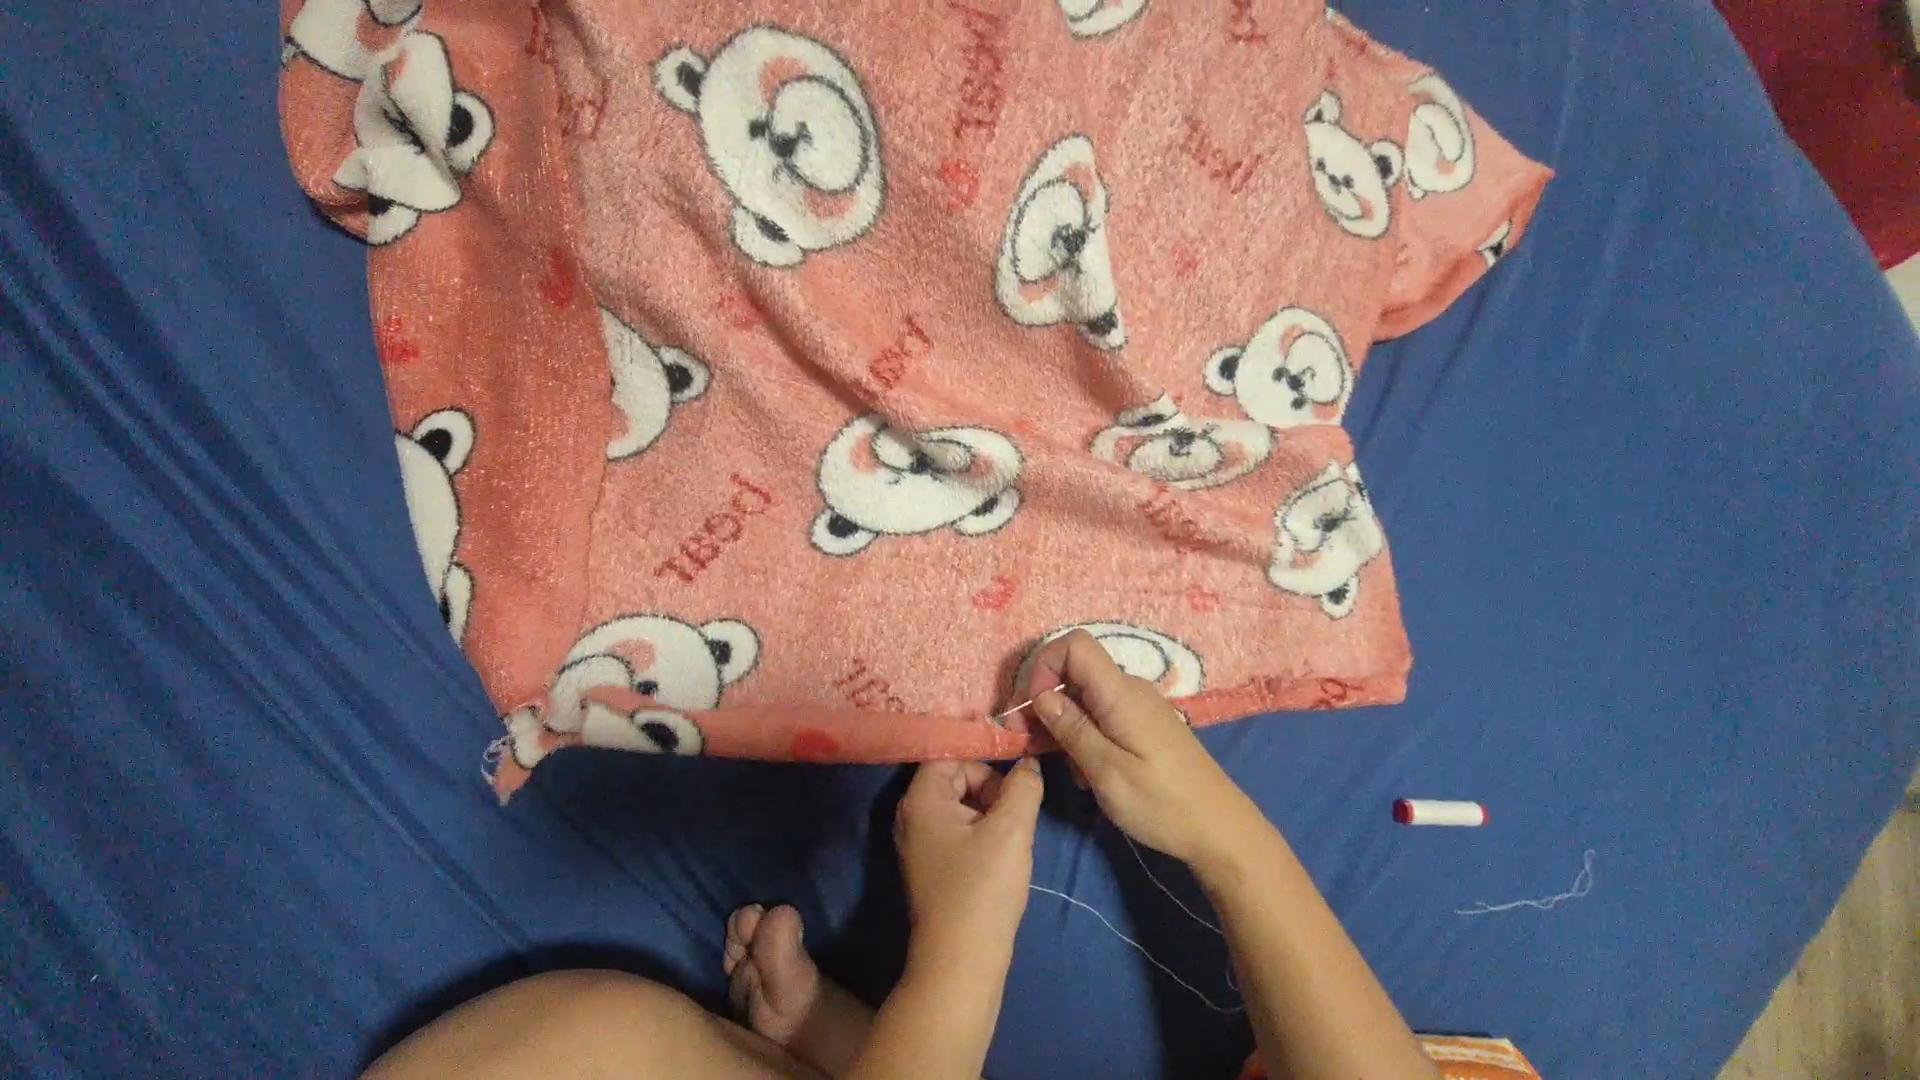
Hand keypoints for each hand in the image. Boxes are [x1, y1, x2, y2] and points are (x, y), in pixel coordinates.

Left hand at [893, 758, 1044, 963]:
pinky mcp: (931, 864)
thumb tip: (1028, 763)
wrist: (961, 963)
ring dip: (991, 812)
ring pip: (961, 804)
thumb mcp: (1011, 830)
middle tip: (1015, 813)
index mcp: (920, 800)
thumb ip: (1023, 786)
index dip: (984, 755)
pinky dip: (982, 832)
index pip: (951, 752)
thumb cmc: (982, 890)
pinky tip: (1000, 854)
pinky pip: (958, 828)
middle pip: (955, 776)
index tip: (1016, 770)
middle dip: (990, 787)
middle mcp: (911, 815)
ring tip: (1011, 838)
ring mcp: (919, 841)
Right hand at [1024, 629, 1262, 870]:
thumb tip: (1041, 696)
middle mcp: (1131, 690)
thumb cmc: (1163, 804)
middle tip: (1030, 746)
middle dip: (1046, 703)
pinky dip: (1085, 737)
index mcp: (1121, 693)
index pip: (1075, 644)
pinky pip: (1103, 716)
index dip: (1045, 666)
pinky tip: (1089, 774)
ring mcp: (1140, 708)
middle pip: (1076, 673)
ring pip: (1086, 698)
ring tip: (1070, 772)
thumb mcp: (1107, 771)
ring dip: (1065, 727)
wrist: (1222, 831)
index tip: (1033, 709)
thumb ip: (1072, 730)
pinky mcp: (1145, 727)